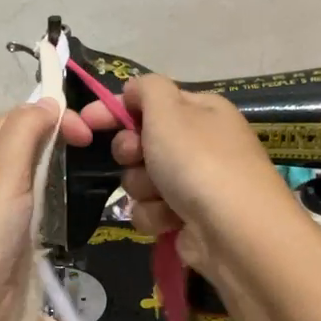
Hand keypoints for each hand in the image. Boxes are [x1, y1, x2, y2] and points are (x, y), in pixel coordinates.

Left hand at [0, 100, 91, 320]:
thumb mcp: (3, 167)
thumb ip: (24, 129)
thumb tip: (47, 101)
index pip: (12, 117)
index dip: (48, 114)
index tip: (85, 133)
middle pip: (17, 144)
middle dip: (50, 139)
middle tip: (86, 149)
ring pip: (25, 178)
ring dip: (50, 172)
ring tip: (80, 175)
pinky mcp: (5, 239)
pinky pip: (29, 209)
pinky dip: (47, 203)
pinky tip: (62, 209)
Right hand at [80, 75, 296, 271]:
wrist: (234, 231)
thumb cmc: (198, 162)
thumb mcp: (169, 111)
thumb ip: (146, 89)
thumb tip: (135, 90)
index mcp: (201, 111)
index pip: (150, 101)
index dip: (115, 109)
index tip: (86, 121)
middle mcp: (200, 143)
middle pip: (142, 142)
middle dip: (132, 152)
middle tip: (138, 156)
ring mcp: (195, 183)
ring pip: (141, 180)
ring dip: (143, 189)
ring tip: (164, 196)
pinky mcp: (187, 218)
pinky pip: (151, 210)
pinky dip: (156, 215)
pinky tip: (172, 221)